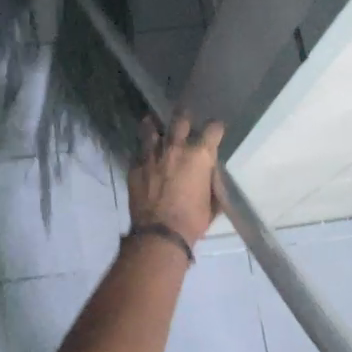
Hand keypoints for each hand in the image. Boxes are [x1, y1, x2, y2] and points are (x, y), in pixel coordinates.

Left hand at [127, 114, 222, 249]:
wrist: (160, 232)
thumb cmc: (192, 220)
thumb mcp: (213, 201)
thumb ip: (212, 182)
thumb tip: (210, 174)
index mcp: (200, 155)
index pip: (213, 129)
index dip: (216, 128)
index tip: (215, 130)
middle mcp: (176, 148)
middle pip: (180, 120)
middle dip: (184, 118)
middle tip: (184, 120)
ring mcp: (153, 154)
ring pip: (152, 129)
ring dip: (155, 126)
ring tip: (154, 124)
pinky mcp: (135, 165)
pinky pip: (139, 150)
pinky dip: (143, 150)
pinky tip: (144, 152)